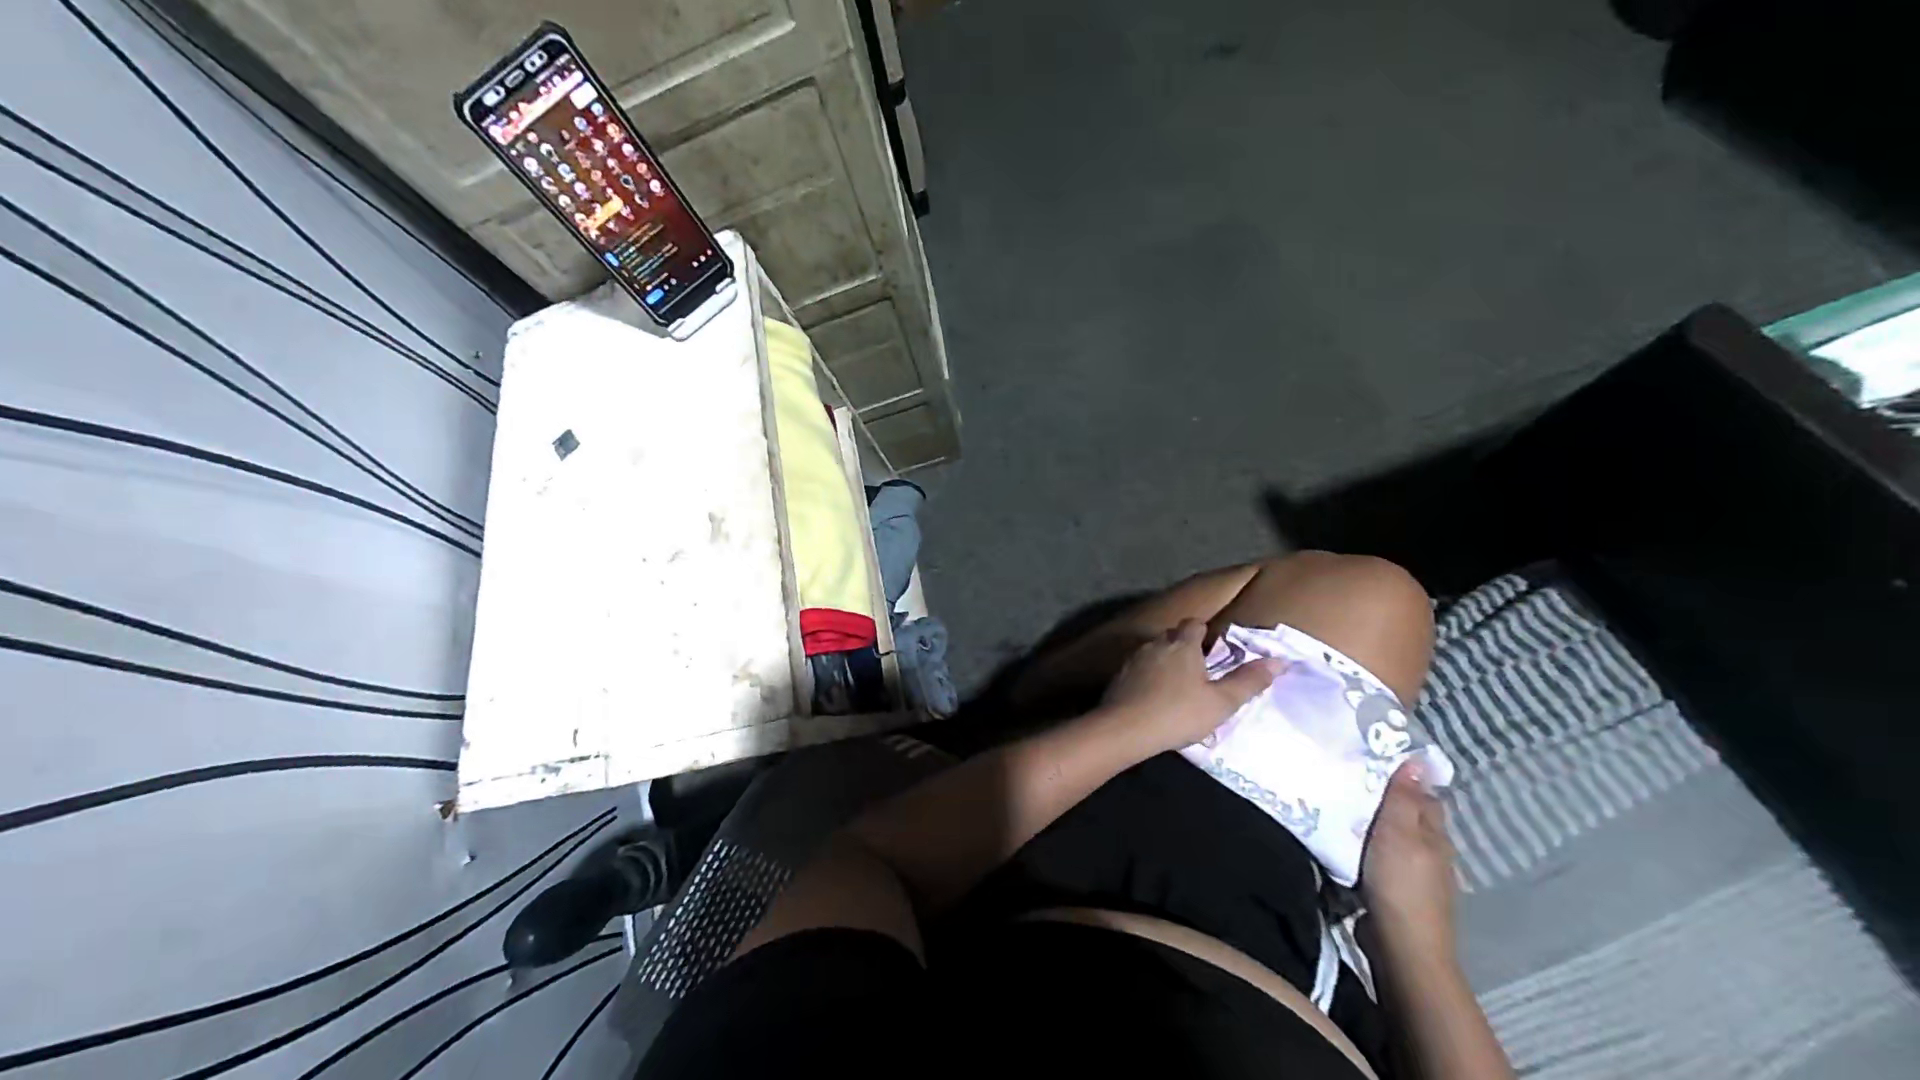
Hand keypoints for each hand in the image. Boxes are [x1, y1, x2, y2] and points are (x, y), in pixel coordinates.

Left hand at [1100, 619, 1281, 753]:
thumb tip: (1279, 661)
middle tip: (1199, 669)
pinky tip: (1153, 696)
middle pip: (1172, 635)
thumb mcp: (1221, 702)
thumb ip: (1249, 681)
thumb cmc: (1178, 713)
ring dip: (1165, 661)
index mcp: (1182, 644)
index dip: (1204, 632)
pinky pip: (1138, 668)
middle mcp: (1156, 644)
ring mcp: (1133, 658)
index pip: (1194, 623)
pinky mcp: (1118, 675)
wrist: (1124, 728)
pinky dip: (1148, 676)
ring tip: (1177, 684)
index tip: (1214, 648)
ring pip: (1154, 651)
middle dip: (1185, 645)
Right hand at [1361, 762, 1457, 964]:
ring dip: (1375, 824)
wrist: (1402, 946)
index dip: (1403, 776)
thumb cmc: (1400, 882)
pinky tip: (1347, 844)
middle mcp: (1432, 850)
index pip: (1423, 794)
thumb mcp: (1398, 832)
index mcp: (1435, 832)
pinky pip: (1381, 858)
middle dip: (1385, 799)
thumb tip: (1418, 759)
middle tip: (1347, 777)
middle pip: (1409, 816)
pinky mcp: (1397, 892)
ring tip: (1340, 806)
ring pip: (1394, 837)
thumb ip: (1404, 797)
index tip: (1370, 757)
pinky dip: (1367, 847)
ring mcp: (1416, 874)